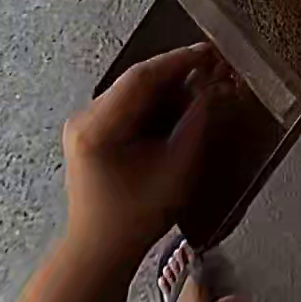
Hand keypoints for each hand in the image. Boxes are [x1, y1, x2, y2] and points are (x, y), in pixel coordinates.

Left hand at [61, 43, 234, 268]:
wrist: (100, 250)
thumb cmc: (138, 214)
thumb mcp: (177, 166)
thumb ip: (196, 121)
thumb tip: (214, 86)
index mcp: (98, 125)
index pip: (141, 77)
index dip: (179, 60)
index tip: (211, 51)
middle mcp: (85, 117)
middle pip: (137, 80)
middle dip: (178, 71)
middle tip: (215, 65)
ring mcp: (87, 122)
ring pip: (136, 89)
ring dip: (171, 84)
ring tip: (205, 80)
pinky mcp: (94, 130)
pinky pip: (132, 102)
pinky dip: (160, 98)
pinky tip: (183, 100)